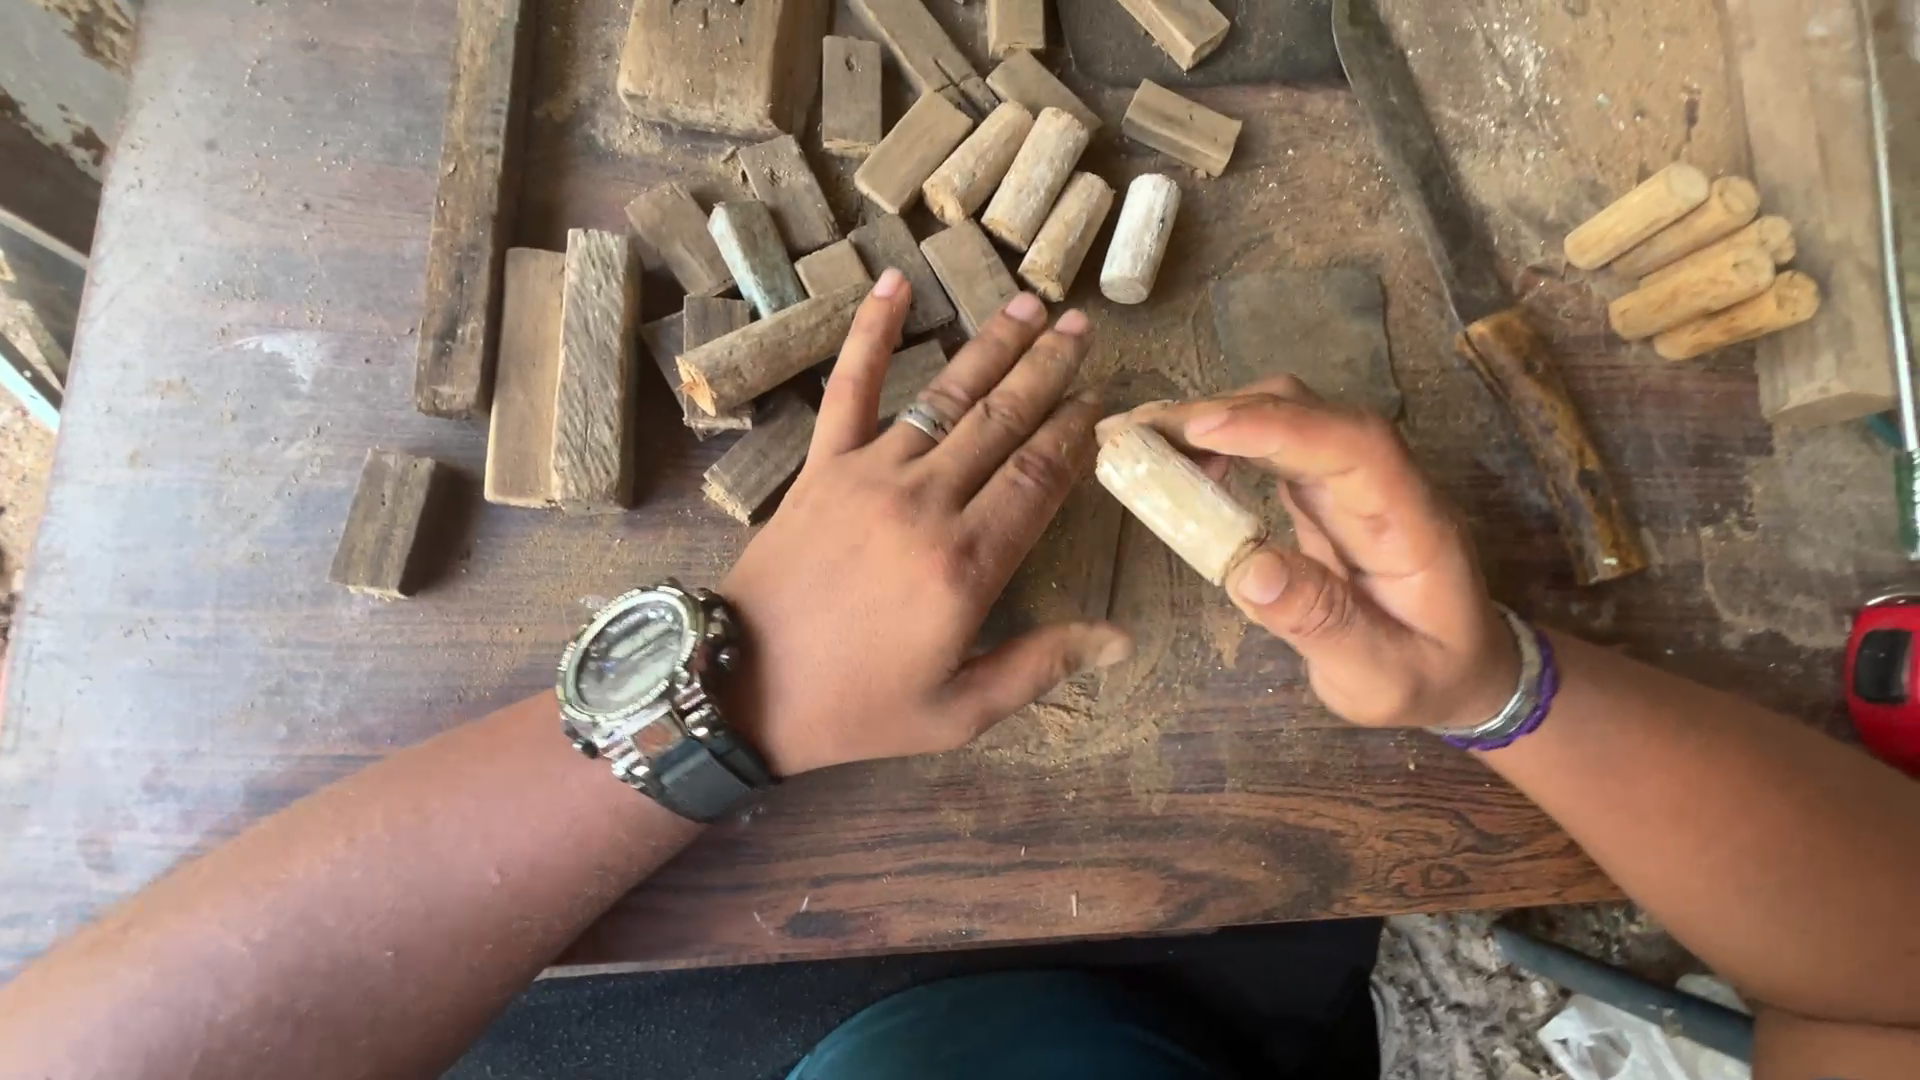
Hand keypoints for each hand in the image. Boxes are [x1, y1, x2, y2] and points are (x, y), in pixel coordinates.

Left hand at [720, 270, 1132, 774]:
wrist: (743, 687)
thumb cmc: (856, 707)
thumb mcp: (958, 712)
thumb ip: (1040, 666)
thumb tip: (1122, 639)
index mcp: (967, 565)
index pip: (1040, 478)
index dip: (1075, 434)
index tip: (1100, 403)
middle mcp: (925, 504)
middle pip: (1002, 422)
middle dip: (1048, 372)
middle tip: (1082, 329)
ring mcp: (869, 475)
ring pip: (945, 396)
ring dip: (993, 347)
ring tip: (1031, 304)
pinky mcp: (821, 466)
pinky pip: (850, 388)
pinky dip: (870, 332)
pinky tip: (893, 283)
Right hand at [1119, 377, 1517, 730]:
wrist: (1460, 667)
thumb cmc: (1426, 676)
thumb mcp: (1379, 676)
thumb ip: (1322, 624)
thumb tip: (1251, 572)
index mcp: (1410, 522)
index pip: (1351, 445)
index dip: (1276, 427)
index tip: (1199, 430)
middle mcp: (1380, 482)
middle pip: (1307, 410)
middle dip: (1220, 412)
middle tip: (1137, 431)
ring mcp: (1349, 481)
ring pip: (1283, 414)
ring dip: (1210, 419)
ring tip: (1141, 440)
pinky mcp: (1320, 490)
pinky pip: (1268, 444)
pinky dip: (1217, 441)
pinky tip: (1176, 460)